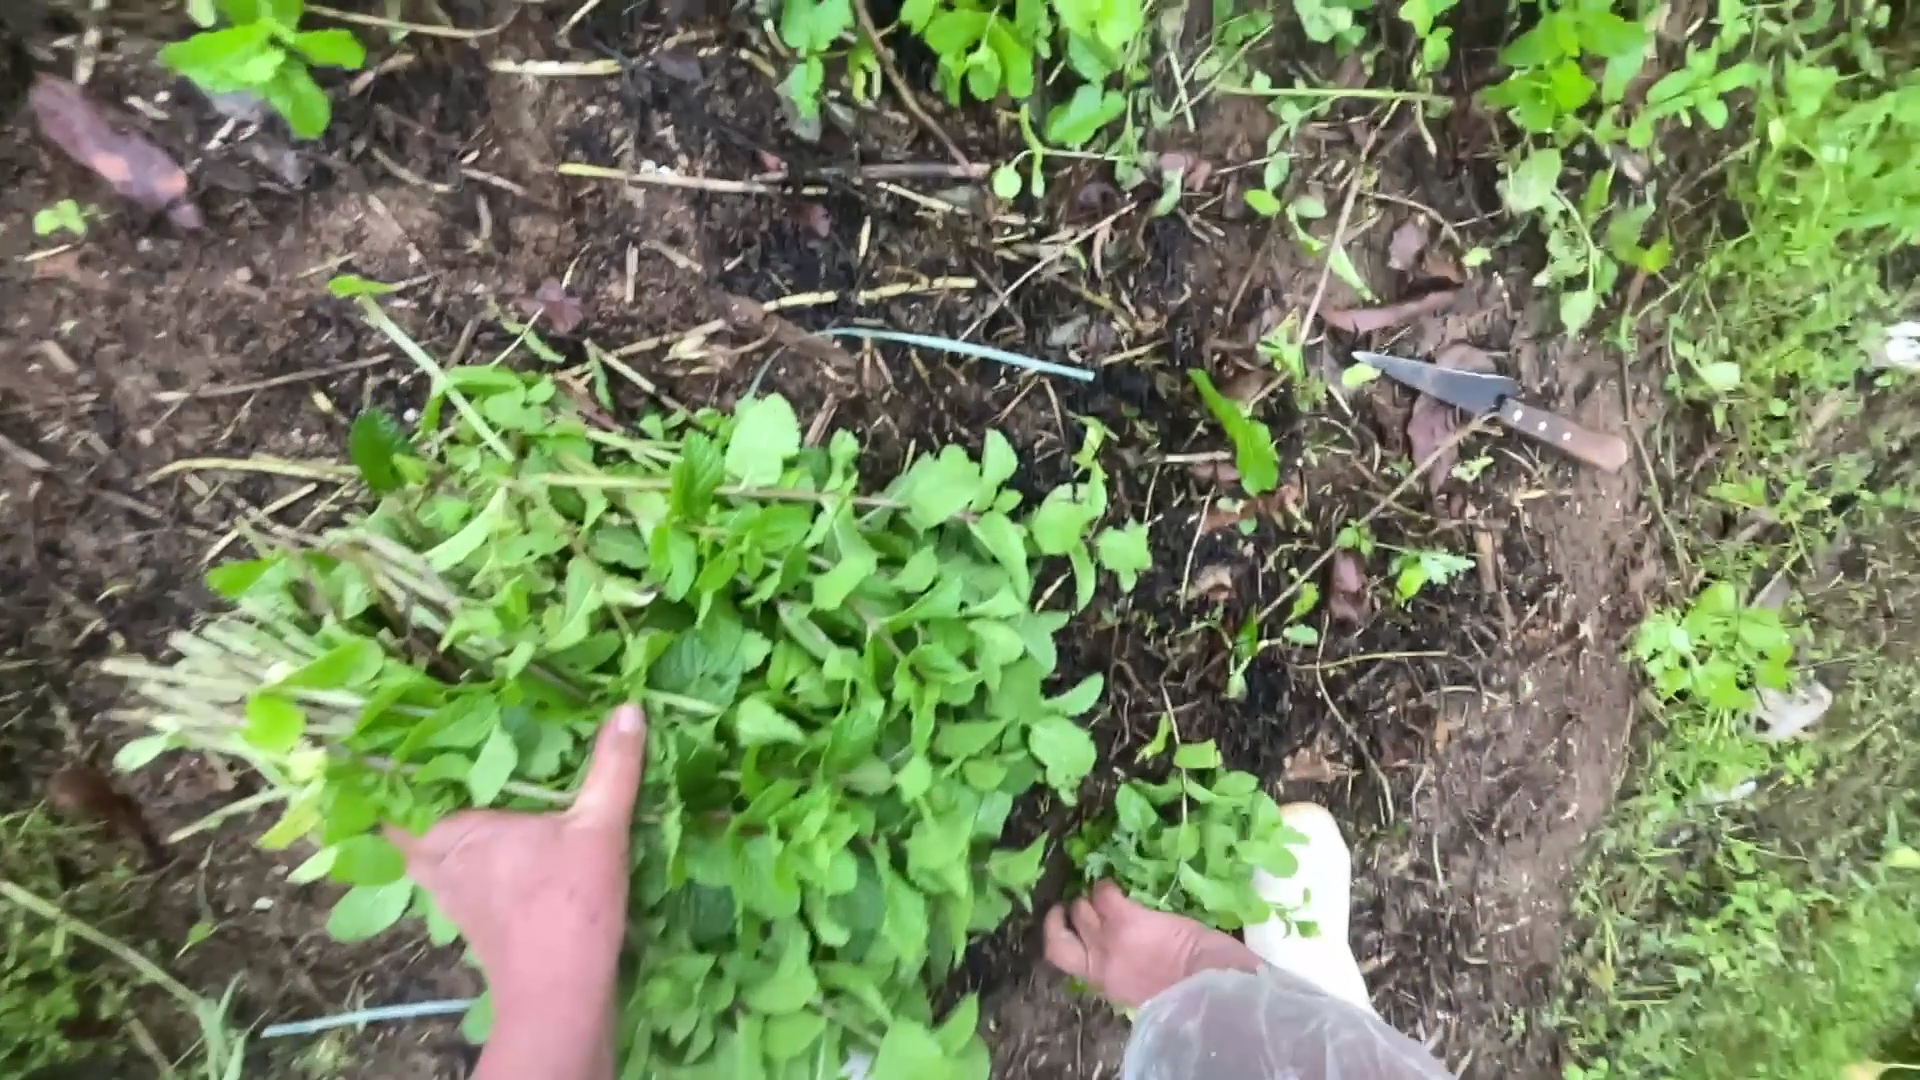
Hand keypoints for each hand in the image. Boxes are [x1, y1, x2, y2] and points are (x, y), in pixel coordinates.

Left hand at [390, 704, 647, 1079]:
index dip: (386, 772)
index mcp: (461, 834)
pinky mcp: (472, 915)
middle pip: (404, 826)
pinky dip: (449, 852)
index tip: (385, 739)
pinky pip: (443, 872)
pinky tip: (480, 841)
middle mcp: (443, 863)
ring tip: (447, 790)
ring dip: (425, 826)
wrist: (561, 990)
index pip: (399, 799)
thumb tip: (628, 706)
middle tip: (427, 757)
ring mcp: (453, 894)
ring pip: (421, 852)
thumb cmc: (571, 902)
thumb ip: (614, 766)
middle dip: (407, 796)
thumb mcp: (601, 825)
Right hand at [1042, 880, 1262, 1009]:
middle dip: (1074, 913)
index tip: (1065, 919)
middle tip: (1087, 905)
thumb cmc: (1186, 993)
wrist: (1209, 986)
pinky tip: (1118, 887)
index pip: (1058, 954)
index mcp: (1103, 980)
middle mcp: (1098, 958)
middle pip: (1067, 925)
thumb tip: (1122, 955)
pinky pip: (1104, 892)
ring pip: (1080, 906)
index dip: (1056, 931)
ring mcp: (1109, 937)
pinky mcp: (1126, 918)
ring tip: (1106, 895)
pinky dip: (1107, 886)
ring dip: (1091, 898)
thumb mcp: (1142, 989)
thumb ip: (1123, 970)